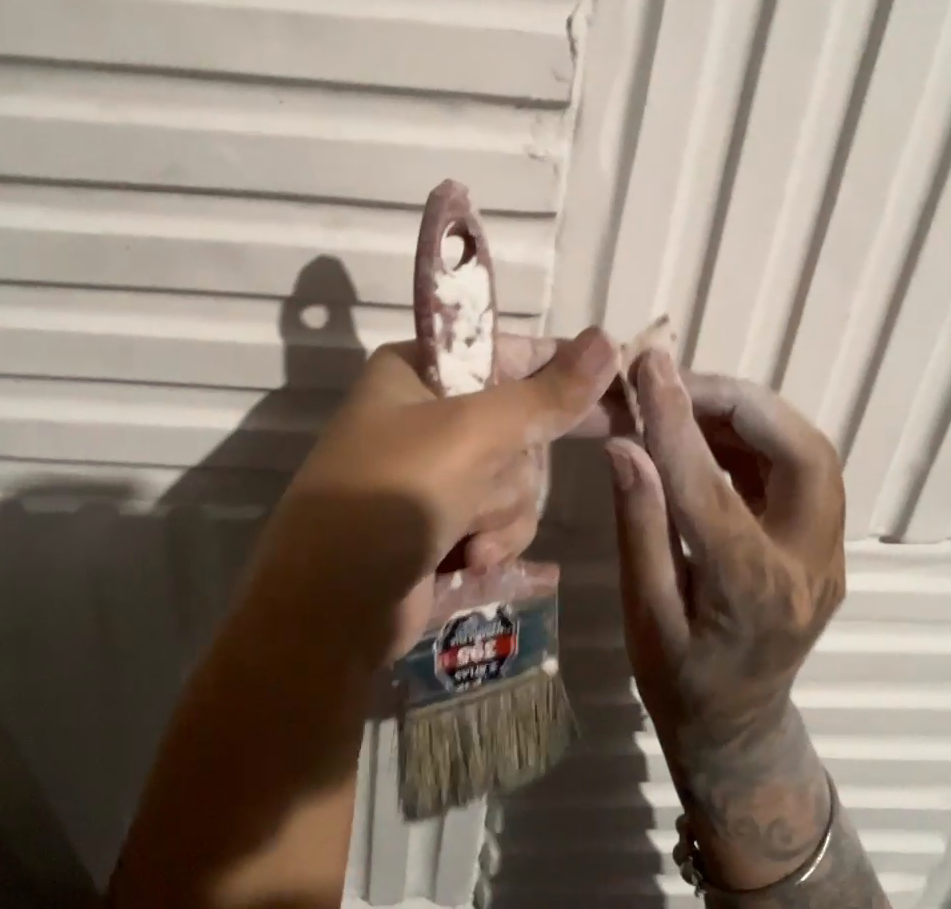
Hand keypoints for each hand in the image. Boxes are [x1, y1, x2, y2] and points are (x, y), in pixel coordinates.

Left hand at [256, 328, 618, 660]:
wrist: (329, 610)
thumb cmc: (392, 498)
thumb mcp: (473, 435)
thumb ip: (547, 394)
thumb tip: (607, 339)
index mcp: (419, 370)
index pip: (513, 352)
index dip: (565, 374)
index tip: (621, 394)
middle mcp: (426, 413)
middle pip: (523, 425)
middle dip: (514, 469)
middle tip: (485, 485)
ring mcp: (434, 472)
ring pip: (519, 480)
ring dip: (501, 514)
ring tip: (463, 535)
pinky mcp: (442, 523)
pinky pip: (501, 519)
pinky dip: (491, 542)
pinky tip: (462, 562)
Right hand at [605, 352, 844, 888]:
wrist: (737, 726)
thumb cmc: (678, 678)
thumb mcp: (643, 612)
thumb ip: (640, 527)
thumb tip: (625, 445)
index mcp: (751, 592)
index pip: (713, 490)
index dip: (676, 423)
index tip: (647, 367)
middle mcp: (809, 566)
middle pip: (804, 456)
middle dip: (741, 402)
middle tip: (674, 382)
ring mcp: (828, 554)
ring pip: (812, 454)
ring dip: (750, 414)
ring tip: (684, 400)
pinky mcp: (826, 544)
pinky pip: (802, 470)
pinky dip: (756, 437)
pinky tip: (708, 433)